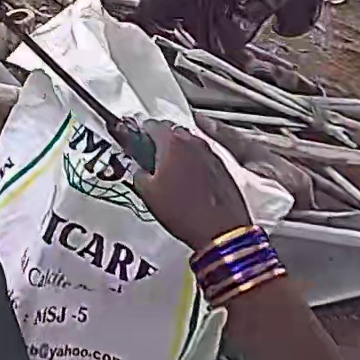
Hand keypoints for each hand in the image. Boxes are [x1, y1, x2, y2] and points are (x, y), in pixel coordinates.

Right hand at [132, 121, 252, 251]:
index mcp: (171, 143)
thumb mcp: (147, 192)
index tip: (136, 141)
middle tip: (151, 154)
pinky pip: (203, 156)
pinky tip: (188, 178)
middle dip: (160, 138)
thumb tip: (138, 169)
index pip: (150, 124)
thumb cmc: (184, 212)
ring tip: (170, 167)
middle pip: (171, 129)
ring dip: (178, 149)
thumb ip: (137, 172)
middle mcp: (192, 143)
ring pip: (189, 142)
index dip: (140, 132)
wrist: (222, 234)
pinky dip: (193, 161)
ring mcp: (210, 155)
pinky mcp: (223, 169)